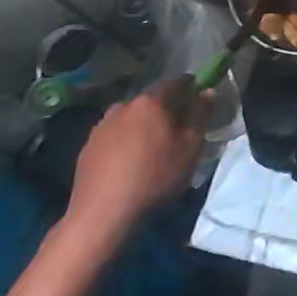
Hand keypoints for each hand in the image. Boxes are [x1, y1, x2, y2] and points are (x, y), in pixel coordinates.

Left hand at [66, 78, 211, 237]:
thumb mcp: (190, 149)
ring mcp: (102, 124)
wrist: (103, 212)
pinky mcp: (89, 145)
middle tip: (178, 133)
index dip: (191, 91)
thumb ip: (200, 115)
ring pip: (131, 118)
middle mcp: (124, 104)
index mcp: (151, 101)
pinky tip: (128, 164)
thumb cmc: (154, 177)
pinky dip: (124, 142)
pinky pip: (114, 136)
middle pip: (152, 100)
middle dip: (166, 111)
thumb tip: (207, 91)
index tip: (199, 105)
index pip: (177, 83)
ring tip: (151, 151)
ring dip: (143, 127)